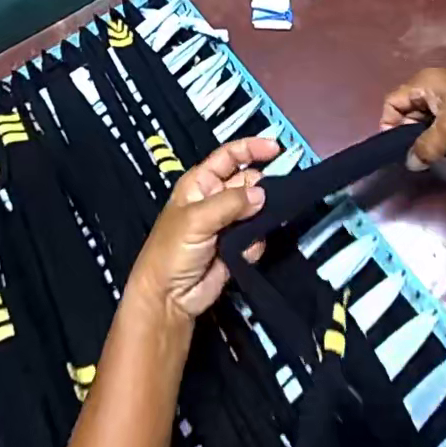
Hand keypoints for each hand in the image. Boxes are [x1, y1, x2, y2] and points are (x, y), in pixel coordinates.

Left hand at [124, 136, 278, 323]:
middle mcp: (216, 198)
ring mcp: (228, 223)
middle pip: (248, 181)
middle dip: (262, 187)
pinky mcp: (238, 246)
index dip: (251, 148)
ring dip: (262, 216)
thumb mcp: (197, 219)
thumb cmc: (172, 251)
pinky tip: (245, 252)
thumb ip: (231, 203)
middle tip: (274, 197)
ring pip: (257, 209)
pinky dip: (256, 241)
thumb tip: (262, 194)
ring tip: (259, 226)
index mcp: (201, 183)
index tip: (276, 148)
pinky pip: (257, 235)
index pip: (229, 156)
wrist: (169, 299)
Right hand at [380, 68, 445, 169]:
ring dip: (434, 140)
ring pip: (429, 121)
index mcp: (424, 83)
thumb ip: (424, 148)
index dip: (390, 126)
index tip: (400, 149)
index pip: (392, 103)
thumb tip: (411, 163)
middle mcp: (434, 84)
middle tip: (427, 154)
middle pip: (409, 113)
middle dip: (415, 136)